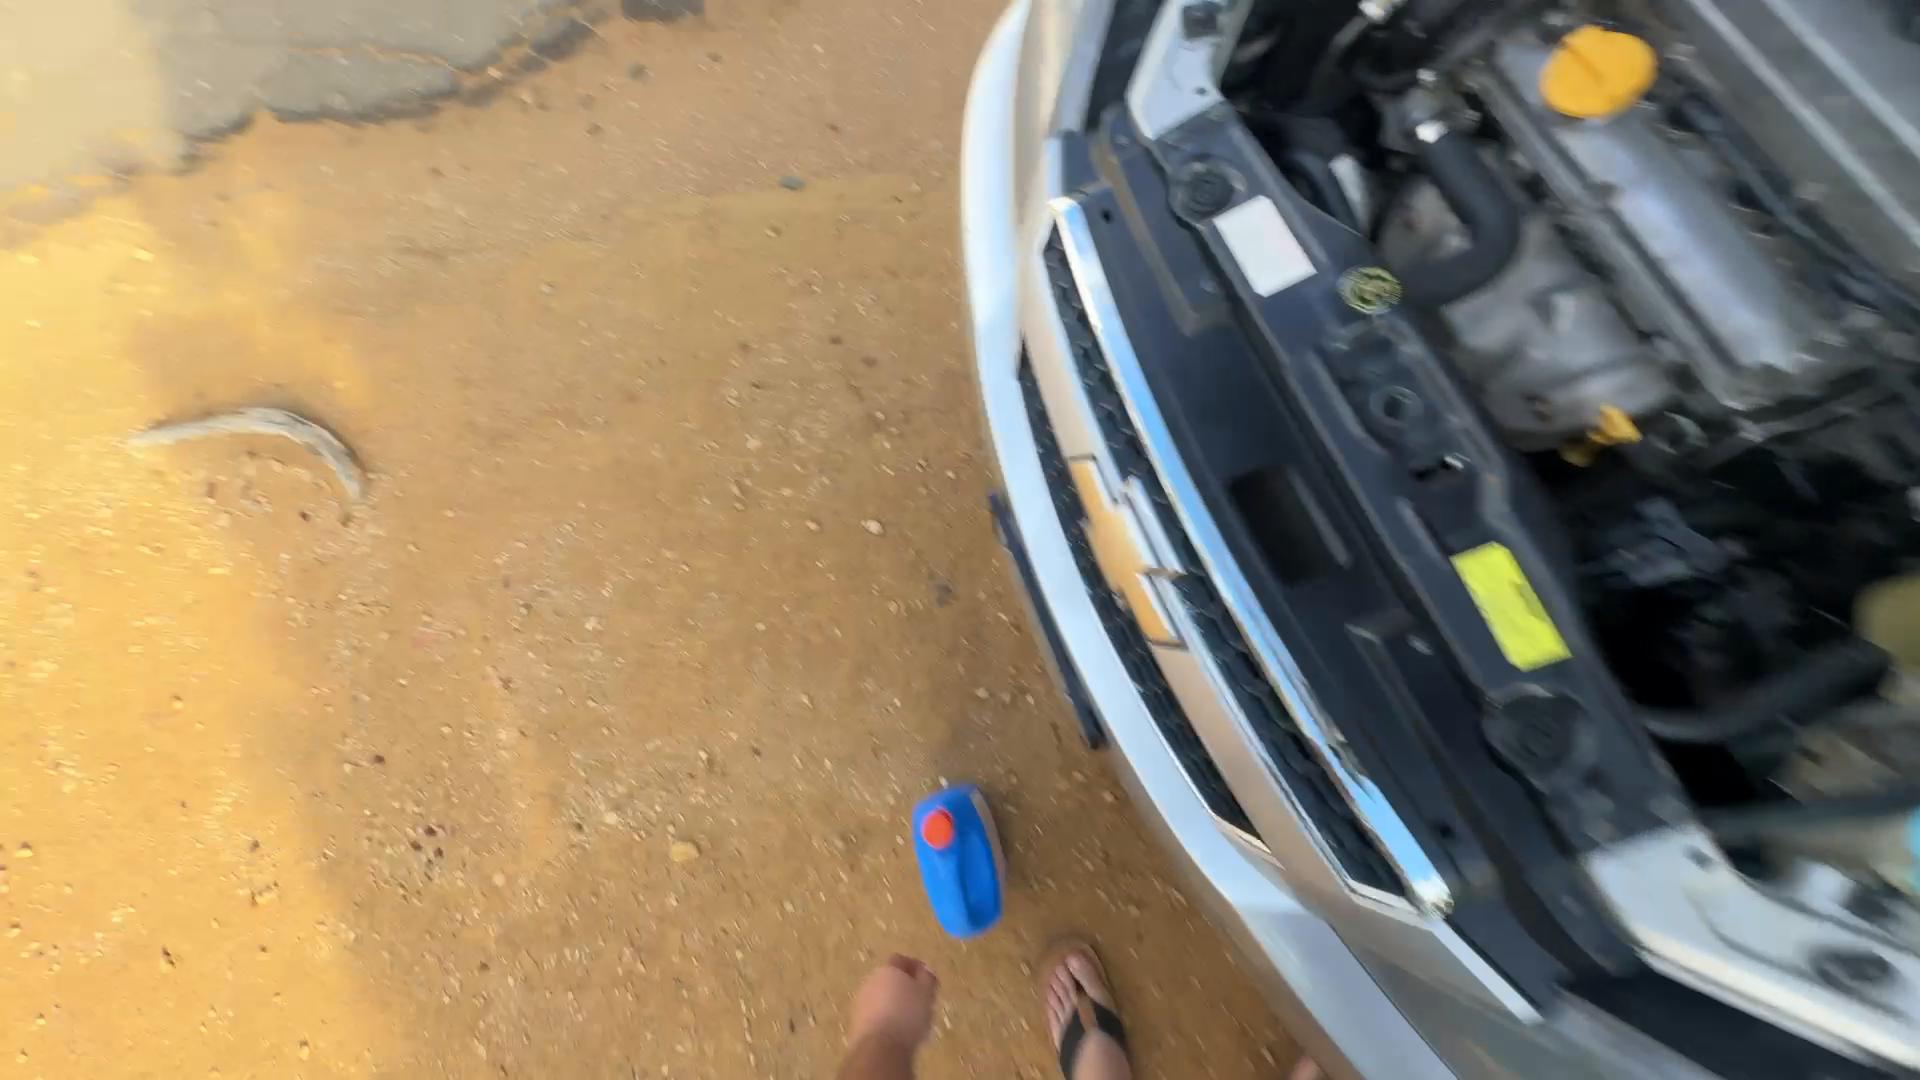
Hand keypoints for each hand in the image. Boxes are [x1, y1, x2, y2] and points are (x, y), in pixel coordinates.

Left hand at [847, 955, 939, 1051]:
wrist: (878, 1049)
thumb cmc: (907, 1016)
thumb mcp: (926, 994)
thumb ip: (928, 979)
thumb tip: (926, 970)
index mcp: (888, 969)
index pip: (901, 960)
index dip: (914, 967)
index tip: (926, 979)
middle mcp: (871, 981)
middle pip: (889, 978)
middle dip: (902, 987)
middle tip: (918, 999)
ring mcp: (860, 1002)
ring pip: (880, 998)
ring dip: (892, 1004)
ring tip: (908, 1020)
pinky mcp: (855, 1023)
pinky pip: (873, 1015)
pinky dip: (884, 1019)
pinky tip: (894, 1032)